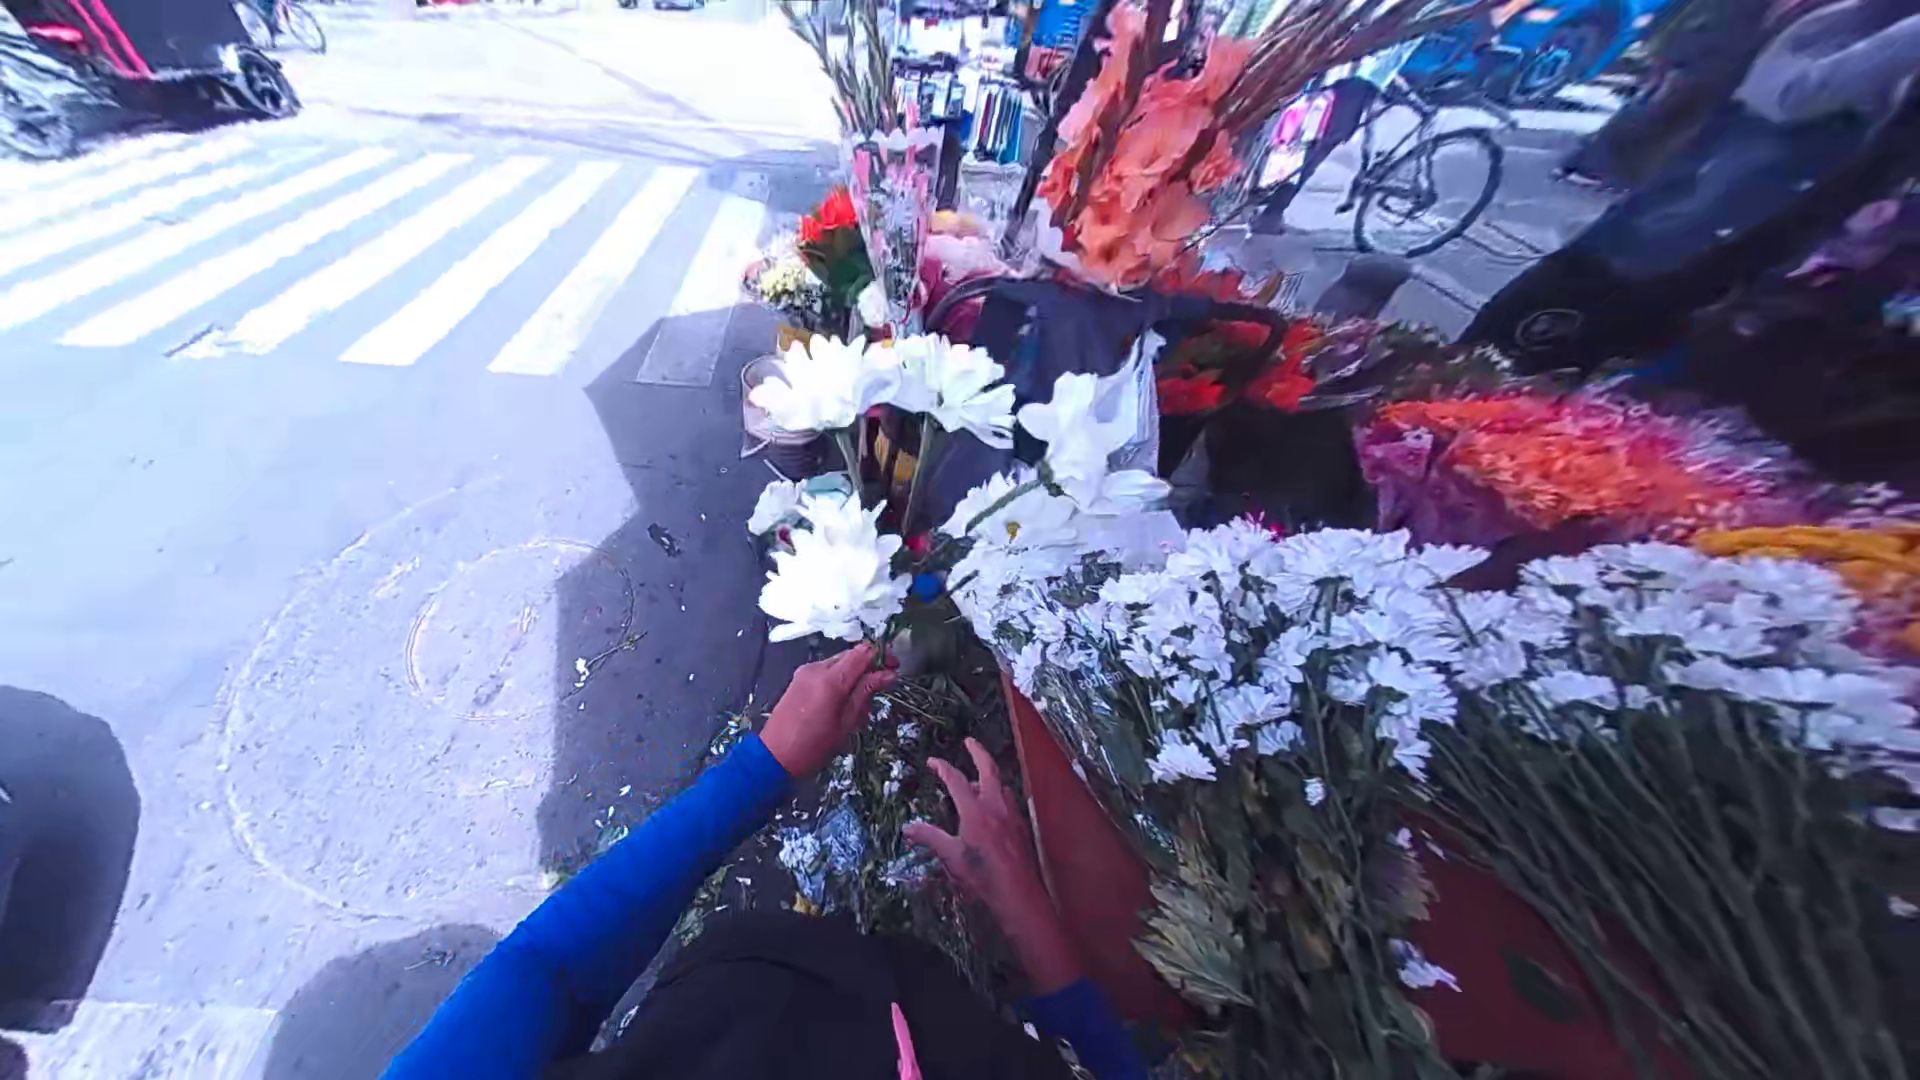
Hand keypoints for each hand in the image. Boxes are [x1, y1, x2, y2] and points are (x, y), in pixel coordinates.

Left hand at [760, 643, 897, 777]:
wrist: (773, 757)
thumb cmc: (814, 746)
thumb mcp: (846, 722)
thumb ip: (866, 692)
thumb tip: (889, 674)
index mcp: (831, 680)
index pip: (863, 653)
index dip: (882, 656)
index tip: (895, 666)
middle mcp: (818, 668)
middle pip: (852, 655)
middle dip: (870, 667)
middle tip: (883, 686)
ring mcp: (806, 672)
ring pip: (840, 662)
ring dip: (855, 675)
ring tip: (862, 705)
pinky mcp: (799, 678)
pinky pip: (827, 670)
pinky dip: (840, 679)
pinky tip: (844, 702)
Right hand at [905, 738, 1081, 993]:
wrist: (1018, 894)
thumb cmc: (982, 876)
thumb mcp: (951, 857)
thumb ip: (930, 838)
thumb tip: (908, 827)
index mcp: (975, 810)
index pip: (956, 780)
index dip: (943, 768)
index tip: (933, 761)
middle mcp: (995, 805)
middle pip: (988, 768)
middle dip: (978, 751)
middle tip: (969, 741)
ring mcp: (1011, 813)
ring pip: (1000, 784)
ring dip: (988, 776)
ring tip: (978, 780)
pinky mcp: (1021, 824)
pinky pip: (1008, 800)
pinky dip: (998, 794)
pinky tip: (994, 806)